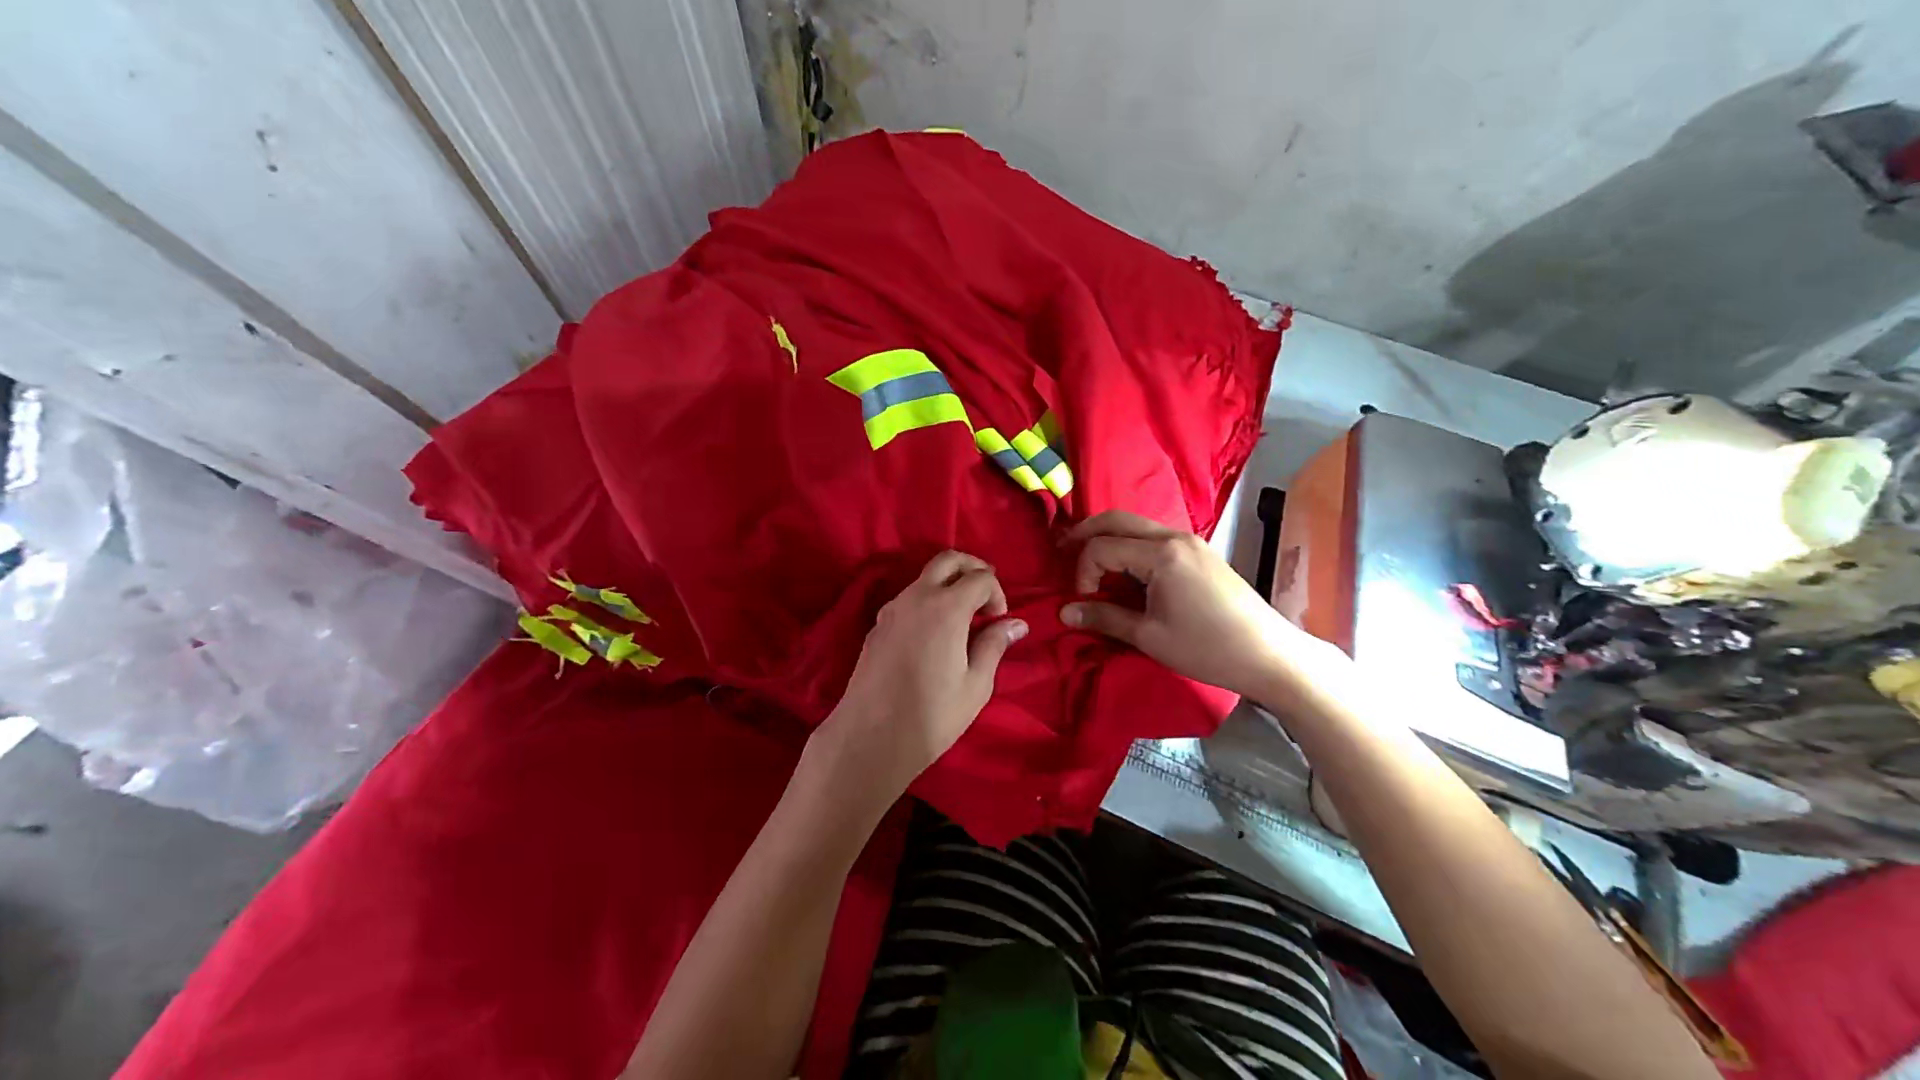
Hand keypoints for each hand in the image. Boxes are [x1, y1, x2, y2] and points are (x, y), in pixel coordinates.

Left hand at [815, 551, 1027, 796]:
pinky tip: (934, 637)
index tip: (998, 622)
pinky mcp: (876, 626)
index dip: (997, 593)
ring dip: (948, 586)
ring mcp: (891, 610)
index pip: (980, 577)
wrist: (871, 737)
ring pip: (924, 578)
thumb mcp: (976, 684)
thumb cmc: (932, 715)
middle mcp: (916, 597)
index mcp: (946, 607)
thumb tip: (1015, 624)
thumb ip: (994, 645)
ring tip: (962, 621)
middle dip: (972, 569)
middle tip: (985, 598)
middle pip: (947, 560)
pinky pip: (908, 599)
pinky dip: (927, 602)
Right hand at [1059, 511, 1302, 698]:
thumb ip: (1104, 617)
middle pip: (1117, 519)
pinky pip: (1154, 539)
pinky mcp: (1200, 553)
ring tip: (1089, 565)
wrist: (1269, 654)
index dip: (1083, 571)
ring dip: (1108, 540)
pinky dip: (1130, 548)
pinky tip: (1124, 573)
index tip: (1084, 602)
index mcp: (1161, 553)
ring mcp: (1191, 542)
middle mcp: (1175, 537)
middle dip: (1085, 534)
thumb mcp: (1149, 636)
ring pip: (1136, 526)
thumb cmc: (1207, 647)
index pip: (1103, 546)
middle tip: (1061, 552)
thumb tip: (1065, 611)